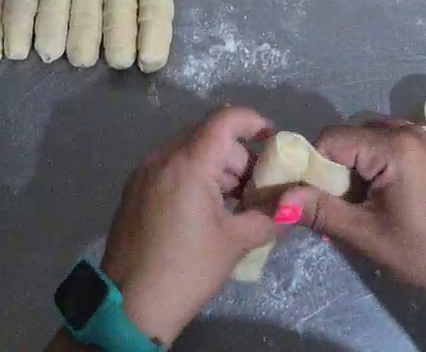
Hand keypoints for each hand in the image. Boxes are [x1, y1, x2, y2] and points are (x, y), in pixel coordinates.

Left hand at [97, 106, 288, 342]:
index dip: (251, 120)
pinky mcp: (134, 188)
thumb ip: (269, 217)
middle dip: (237, 154)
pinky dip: (193, 175)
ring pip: (189, 150)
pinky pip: (171, 165)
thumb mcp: (234, 243)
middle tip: (257, 186)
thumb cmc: (187, 269)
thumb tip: (295, 206)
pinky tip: (206, 208)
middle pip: (208, 135)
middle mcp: (163, 156)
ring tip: (235, 202)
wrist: (130, 306)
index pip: (224, 119)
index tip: (271, 137)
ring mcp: (145, 170)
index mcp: (189, 162)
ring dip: (216, 166)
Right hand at [287, 119, 425, 312]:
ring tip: (358, 204)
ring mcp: (422, 136)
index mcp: (393, 145)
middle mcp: (407, 129)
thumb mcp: (368, 235)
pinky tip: (380, 196)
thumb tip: (278, 199)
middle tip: (337, 206)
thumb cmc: (425, 253)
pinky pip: (387, 143)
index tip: (311, 196)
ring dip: (354, 165)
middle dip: (334, 167)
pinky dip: (374, 163)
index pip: (332, 138)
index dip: (313, 164)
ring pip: (367, 138)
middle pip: (349, 135)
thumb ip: (321, 211)